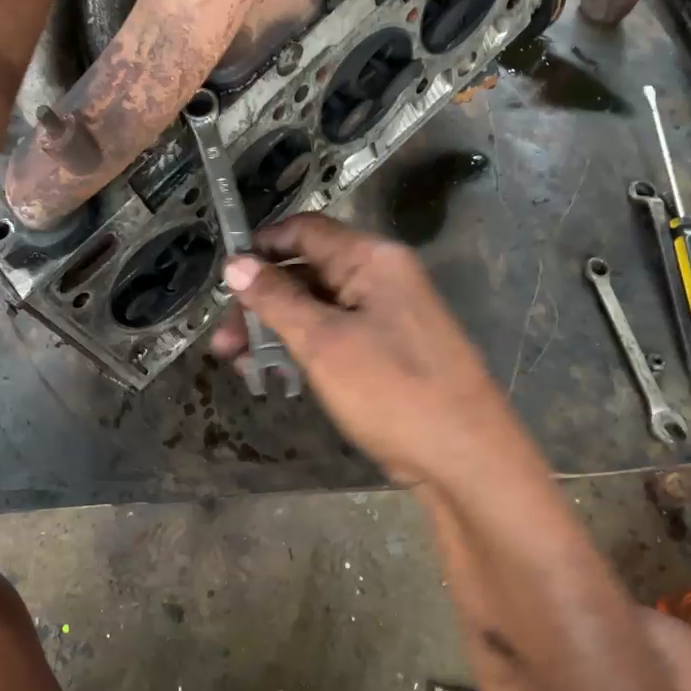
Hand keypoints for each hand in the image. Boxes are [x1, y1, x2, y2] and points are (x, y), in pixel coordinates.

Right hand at [210, 213, 502, 480]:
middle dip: (260, 301)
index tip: (223, 280)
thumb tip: (235, 264)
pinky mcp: (390, 350)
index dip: (260, 247)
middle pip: (306, 270)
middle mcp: (382, 276)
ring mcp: (389, 315)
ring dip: (276, 329)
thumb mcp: (323, 343)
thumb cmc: (392, 391)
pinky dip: (303, 348)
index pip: (305, 230)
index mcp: (373, 259)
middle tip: (223, 343)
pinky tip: (276, 376)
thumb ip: (276, 299)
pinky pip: (336, 334)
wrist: (467, 460)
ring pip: (317, 306)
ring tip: (241, 366)